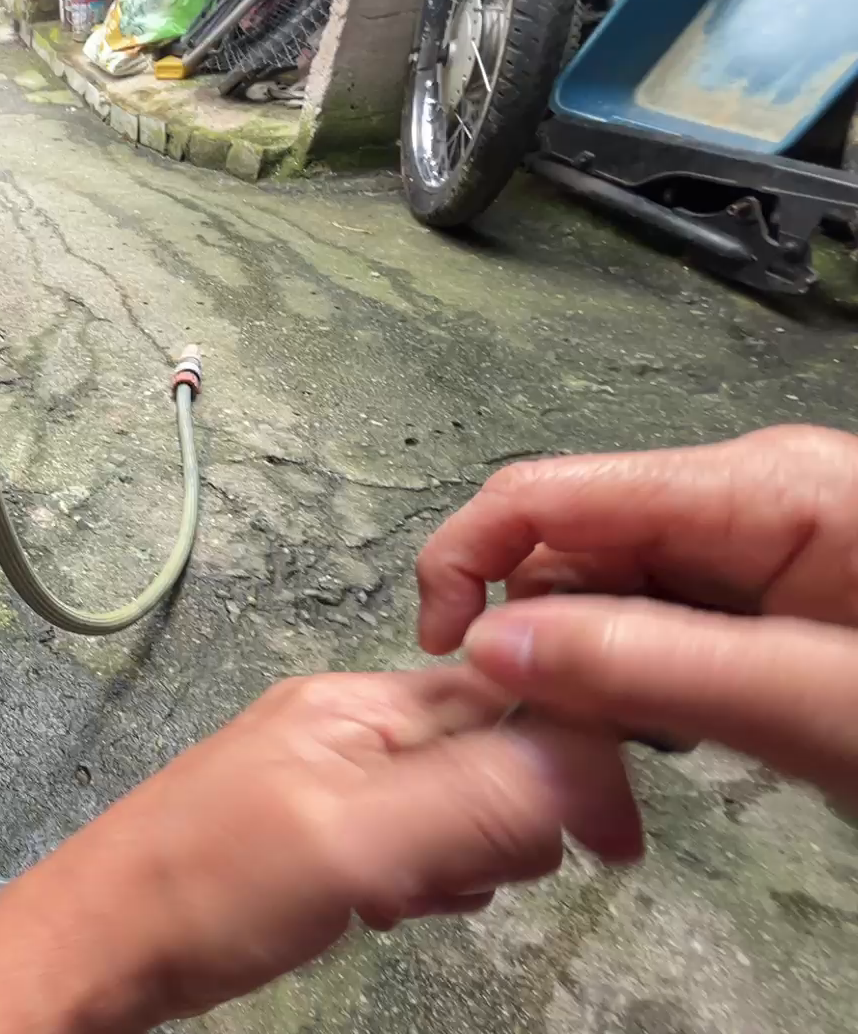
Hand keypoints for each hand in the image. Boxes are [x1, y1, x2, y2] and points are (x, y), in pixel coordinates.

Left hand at [0, 667, 641, 1033]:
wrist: (108, 934)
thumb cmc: (218, 883)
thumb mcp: (355, 838)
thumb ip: (475, 794)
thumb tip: (591, 756)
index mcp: (349, 704)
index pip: (500, 699)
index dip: (569, 764)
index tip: (601, 849)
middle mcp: (335, 725)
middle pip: (480, 754)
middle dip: (498, 825)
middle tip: (442, 874)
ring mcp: (316, 776)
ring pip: (444, 807)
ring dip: (452, 862)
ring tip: (390, 896)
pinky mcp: (305, 826)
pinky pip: (399, 841)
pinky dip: (410, 879)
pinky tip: (371, 907)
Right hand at [415, 425, 857, 805]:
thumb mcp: (836, 708)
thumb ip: (653, 666)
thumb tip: (482, 645)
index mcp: (752, 491)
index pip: (537, 496)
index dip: (463, 561)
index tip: (444, 652)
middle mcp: (729, 505)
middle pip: (560, 556)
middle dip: (531, 645)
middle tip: (552, 750)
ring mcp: (743, 553)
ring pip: (588, 601)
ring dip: (575, 682)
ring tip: (610, 771)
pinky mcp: (754, 601)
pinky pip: (637, 632)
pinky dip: (620, 692)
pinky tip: (654, 741)